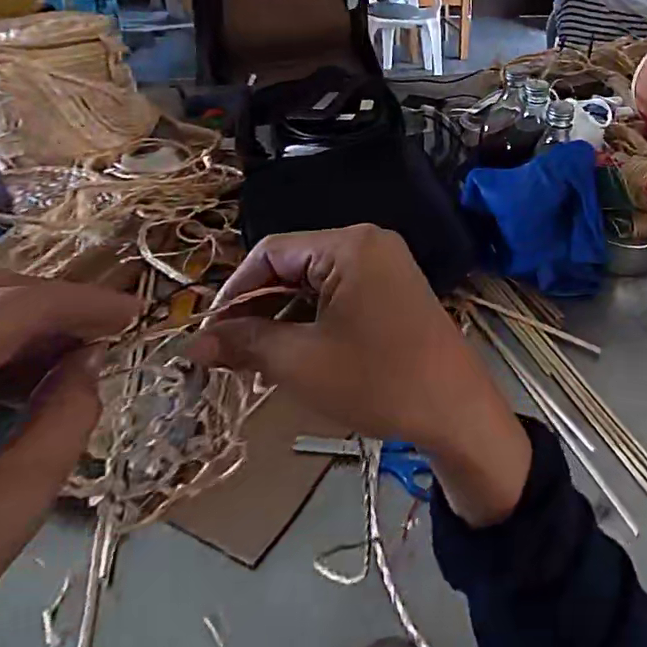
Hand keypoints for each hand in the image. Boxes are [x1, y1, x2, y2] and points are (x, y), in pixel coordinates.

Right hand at [188, 226, 530, 525]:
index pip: (271, 251)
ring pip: (316, 281)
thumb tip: (194, 342)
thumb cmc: (376, 378)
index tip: (208, 334)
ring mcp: (389, 265)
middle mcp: (371, 243)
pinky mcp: (397, 288)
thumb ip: (245, 342)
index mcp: (350, 245)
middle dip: (258, 306)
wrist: (453, 404)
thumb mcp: (300, 360)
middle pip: (294, 263)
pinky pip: (342, 292)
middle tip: (227, 353)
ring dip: (283, 315)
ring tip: (256, 360)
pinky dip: (314, 317)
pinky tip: (294, 352)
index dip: (232, 291)